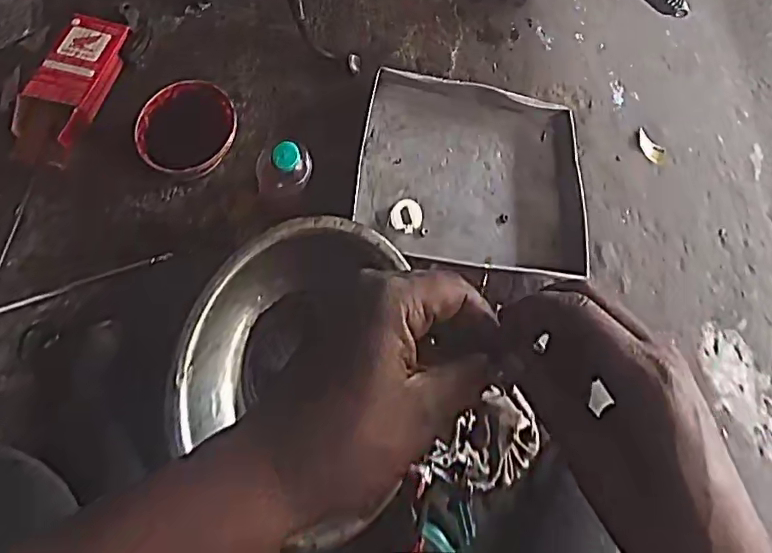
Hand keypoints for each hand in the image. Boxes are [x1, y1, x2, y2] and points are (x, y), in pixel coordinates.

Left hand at [242, 269, 496, 529]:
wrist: (267, 480)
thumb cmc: (332, 448)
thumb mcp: (422, 412)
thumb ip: (469, 376)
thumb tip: (494, 362)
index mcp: (387, 297)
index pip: (457, 289)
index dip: (487, 321)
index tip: (504, 349)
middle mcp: (364, 291)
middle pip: (435, 298)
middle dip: (466, 334)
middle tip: (490, 368)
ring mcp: (347, 310)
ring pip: (414, 315)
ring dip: (442, 344)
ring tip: (464, 383)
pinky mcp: (337, 333)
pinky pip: (390, 328)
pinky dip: (414, 351)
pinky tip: (429, 385)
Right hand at [500, 282, 770, 552]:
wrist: (722, 552)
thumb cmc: (669, 523)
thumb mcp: (594, 463)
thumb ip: (551, 401)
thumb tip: (516, 359)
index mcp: (645, 373)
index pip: (577, 308)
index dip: (532, 309)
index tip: (504, 324)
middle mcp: (662, 356)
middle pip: (593, 299)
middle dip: (546, 311)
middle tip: (513, 338)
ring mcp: (670, 363)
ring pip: (605, 317)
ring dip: (567, 333)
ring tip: (542, 375)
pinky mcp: (670, 377)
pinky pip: (621, 341)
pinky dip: (589, 349)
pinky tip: (575, 388)